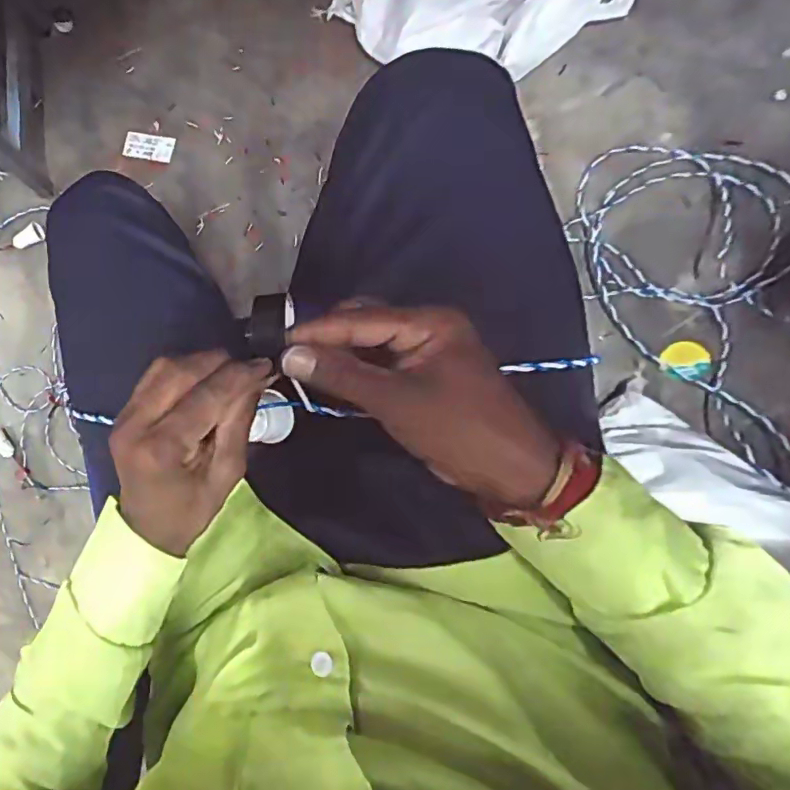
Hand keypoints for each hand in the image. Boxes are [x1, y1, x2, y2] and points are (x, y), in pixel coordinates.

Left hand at [110, 351, 273, 555]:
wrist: (147, 529)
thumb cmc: (190, 512)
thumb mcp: (226, 474)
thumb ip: (238, 423)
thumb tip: (254, 378)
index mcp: (160, 448)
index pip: (204, 397)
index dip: (237, 376)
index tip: (265, 365)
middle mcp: (135, 424)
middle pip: (179, 373)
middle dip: (219, 363)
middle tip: (249, 367)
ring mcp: (123, 416)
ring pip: (164, 368)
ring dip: (200, 362)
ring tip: (229, 371)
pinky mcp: (122, 412)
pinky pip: (153, 377)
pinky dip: (182, 370)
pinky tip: (204, 377)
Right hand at [282, 304, 562, 507]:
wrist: (510, 471)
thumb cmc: (457, 429)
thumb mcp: (395, 401)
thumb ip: (341, 375)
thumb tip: (290, 355)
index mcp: (428, 322)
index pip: (360, 319)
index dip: (317, 330)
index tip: (278, 340)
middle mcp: (425, 328)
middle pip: (362, 323)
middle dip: (325, 338)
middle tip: (286, 354)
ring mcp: (422, 351)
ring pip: (366, 344)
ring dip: (335, 355)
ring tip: (297, 366)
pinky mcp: (418, 375)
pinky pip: (376, 364)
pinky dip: (351, 371)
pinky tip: (324, 379)